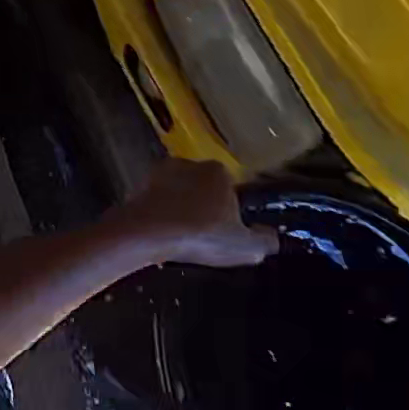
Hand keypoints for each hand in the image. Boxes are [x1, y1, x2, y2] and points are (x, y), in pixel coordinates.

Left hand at [107, 158, 280, 266]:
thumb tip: (271, 236)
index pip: (230, 189)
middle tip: (201, 237)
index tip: (224, 232)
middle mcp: (189, 162)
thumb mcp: (246, 247)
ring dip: (178, 210)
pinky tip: (159, 234)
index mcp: (218, 171)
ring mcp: (160, 171)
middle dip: (202, 208)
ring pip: (177, 193)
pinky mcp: (137, 184)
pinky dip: (158, 214)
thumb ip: (265, 240)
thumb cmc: (201, 234)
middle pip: (202, 188)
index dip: (229, 212)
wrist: (147, 232)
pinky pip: (155, 201)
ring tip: (178, 238)